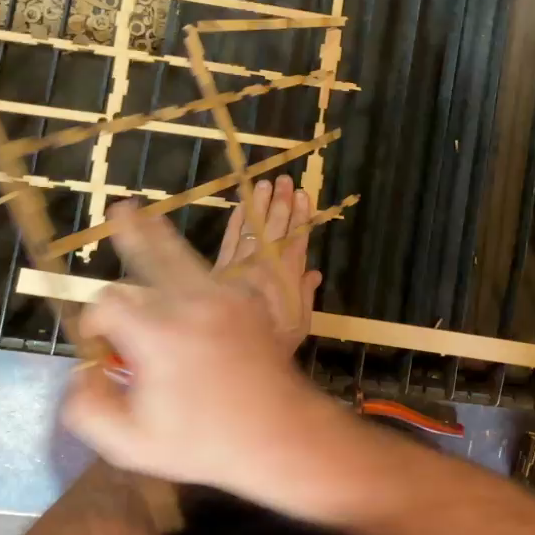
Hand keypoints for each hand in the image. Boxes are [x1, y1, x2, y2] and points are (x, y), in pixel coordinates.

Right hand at [61, 198, 349, 510]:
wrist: (278, 433)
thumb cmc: (204, 442)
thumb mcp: (132, 444)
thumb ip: (89, 409)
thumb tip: (78, 373)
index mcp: (157, 335)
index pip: (109, 303)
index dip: (95, 320)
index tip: (99, 345)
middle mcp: (188, 303)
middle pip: (151, 253)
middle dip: (130, 233)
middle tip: (118, 210)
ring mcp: (223, 297)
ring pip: (184, 254)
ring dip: (159, 236)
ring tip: (142, 212)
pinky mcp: (248, 300)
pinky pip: (215, 272)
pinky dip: (194, 267)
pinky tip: (184, 261)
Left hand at [212, 174, 321, 351]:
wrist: (230, 354)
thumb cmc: (272, 343)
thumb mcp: (299, 325)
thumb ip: (305, 296)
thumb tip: (314, 273)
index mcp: (287, 274)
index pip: (296, 237)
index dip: (300, 216)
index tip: (303, 195)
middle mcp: (264, 263)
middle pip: (275, 227)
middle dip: (281, 202)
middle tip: (285, 181)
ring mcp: (240, 263)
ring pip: (252, 227)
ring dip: (259, 204)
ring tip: (265, 184)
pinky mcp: (220, 268)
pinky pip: (229, 238)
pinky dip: (235, 221)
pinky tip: (239, 206)